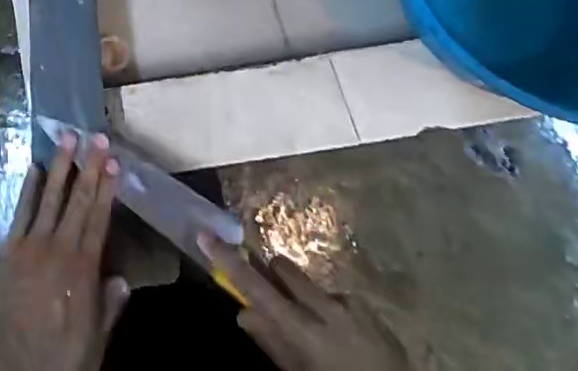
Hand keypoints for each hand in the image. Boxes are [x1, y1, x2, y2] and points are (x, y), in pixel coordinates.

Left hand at [0, 132, 127, 370]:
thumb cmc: (59, 357)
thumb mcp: (95, 338)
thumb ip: (109, 305)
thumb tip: (121, 279)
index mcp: (84, 267)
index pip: (99, 217)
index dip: (108, 187)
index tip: (115, 161)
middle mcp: (59, 248)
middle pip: (78, 200)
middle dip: (89, 167)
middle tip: (97, 138)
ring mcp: (31, 246)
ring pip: (50, 198)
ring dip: (60, 166)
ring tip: (68, 137)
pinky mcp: (8, 251)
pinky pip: (20, 213)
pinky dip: (28, 190)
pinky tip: (34, 168)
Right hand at [199, 234, 409, 370]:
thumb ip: (273, 344)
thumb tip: (244, 312)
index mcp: (303, 331)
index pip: (257, 287)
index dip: (229, 261)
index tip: (207, 234)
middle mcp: (325, 307)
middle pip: (284, 268)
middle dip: (273, 276)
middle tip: (273, 299)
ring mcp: (350, 304)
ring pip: (311, 283)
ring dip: (304, 296)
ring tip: (315, 329)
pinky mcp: (370, 307)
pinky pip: (338, 297)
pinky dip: (331, 311)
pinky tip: (342, 339)